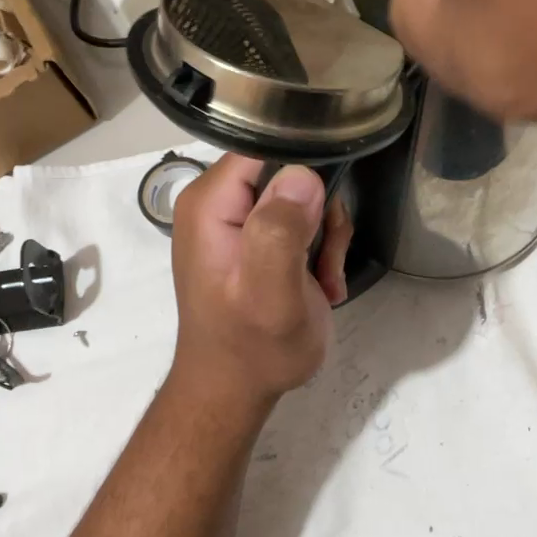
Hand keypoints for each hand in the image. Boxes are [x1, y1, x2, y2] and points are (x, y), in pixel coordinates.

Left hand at [169, 156, 353, 403]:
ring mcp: (236, 225)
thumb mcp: (270, 296)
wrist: (234, 391)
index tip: (322, 214)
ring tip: (322, 280)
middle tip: (323, 260)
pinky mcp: (255, 243)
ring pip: (303, 199)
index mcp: (210, 204)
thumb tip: (303, 177)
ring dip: (325, 239)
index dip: (305, 168)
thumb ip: (280, 233)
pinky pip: (300, 224)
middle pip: (289, 172)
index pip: (265, 146)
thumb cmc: (253, 350)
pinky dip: (320, 254)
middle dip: (320, 214)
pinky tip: (319, 287)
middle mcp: (218, 204)